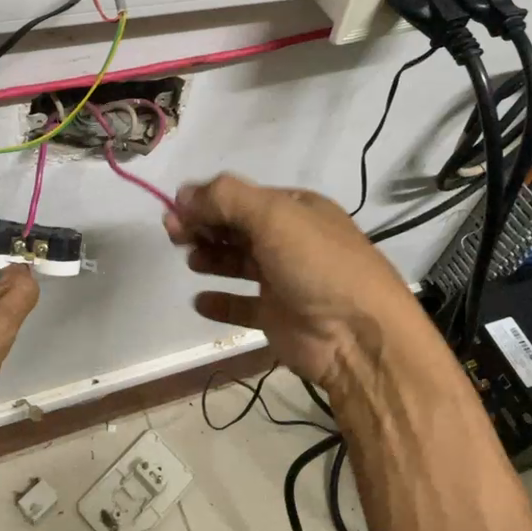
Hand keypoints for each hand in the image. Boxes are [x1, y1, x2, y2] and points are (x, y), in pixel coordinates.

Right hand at [165, 174, 428, 391]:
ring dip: (211, 257)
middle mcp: (290, 240)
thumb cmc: (318, 265)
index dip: (208, 200)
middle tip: (173, 232)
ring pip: (238, 262)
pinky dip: (220, 302)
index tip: (176, 208)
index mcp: (296, 209)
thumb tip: (183, 193)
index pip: (243, 197)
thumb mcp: (274, 216)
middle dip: (204, 225)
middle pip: (237, 227)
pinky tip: (199, 300)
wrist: (358, 337)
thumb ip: (226, 199)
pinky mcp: (277, 317)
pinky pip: (242, 305)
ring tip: (190, 261)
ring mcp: (285, 280)